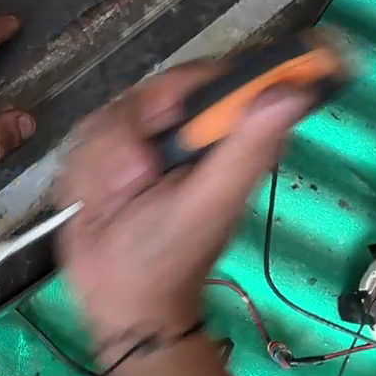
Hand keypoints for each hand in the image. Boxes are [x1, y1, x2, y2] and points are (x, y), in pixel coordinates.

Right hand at [56, 62, 311, 349]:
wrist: (115, 297)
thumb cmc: (169, 255)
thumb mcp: (210, 202)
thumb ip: (247, 147)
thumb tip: (294, 90)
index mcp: (218, 139)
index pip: (204, 78)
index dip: (177, 88)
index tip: (160, 121)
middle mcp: (180, 134)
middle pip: (146, 93)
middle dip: (127, 136)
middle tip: (134, 179)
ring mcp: (139, 144)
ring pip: (107, 116)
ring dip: (102, 163)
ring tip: (114, 201)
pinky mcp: (103, 157)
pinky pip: (82, 140)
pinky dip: (84, 174)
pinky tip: (96, 202)